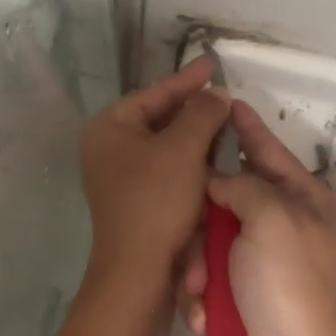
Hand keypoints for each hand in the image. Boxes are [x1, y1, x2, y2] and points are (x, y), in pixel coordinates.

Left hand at [79, 56, 231, 297]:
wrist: (138, 272)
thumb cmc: (156, 201)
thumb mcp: (183, 149)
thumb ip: (201, 114)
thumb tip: (216, 94)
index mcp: (109, 128)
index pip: (153, 93)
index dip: (187, 79)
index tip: (213, 64)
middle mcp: (108, 149)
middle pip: (159, 120)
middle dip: (195, 113)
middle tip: (225, 100)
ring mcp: (119, 179)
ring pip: (166, 149)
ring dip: (197, 142)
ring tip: (227, 129)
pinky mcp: (136, 204)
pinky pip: (167, 175)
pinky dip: (190, 169)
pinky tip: (216, 166)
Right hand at [178, 100, 335, 335]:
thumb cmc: (292, 288)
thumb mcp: (273, 219)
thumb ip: (240, 185)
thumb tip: (216, 182)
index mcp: (303, 200)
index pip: (266, 150)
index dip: (243, 125)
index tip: (220, 98)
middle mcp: (280, 225)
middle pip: (224, 197)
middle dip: (202, 222)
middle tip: (192, 239)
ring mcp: (258, 262)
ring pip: (205, 239)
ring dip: (198, 266)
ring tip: (200, 291)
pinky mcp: (238, 294)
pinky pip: (204, 276)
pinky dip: (201, 295)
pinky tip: (205, 315)